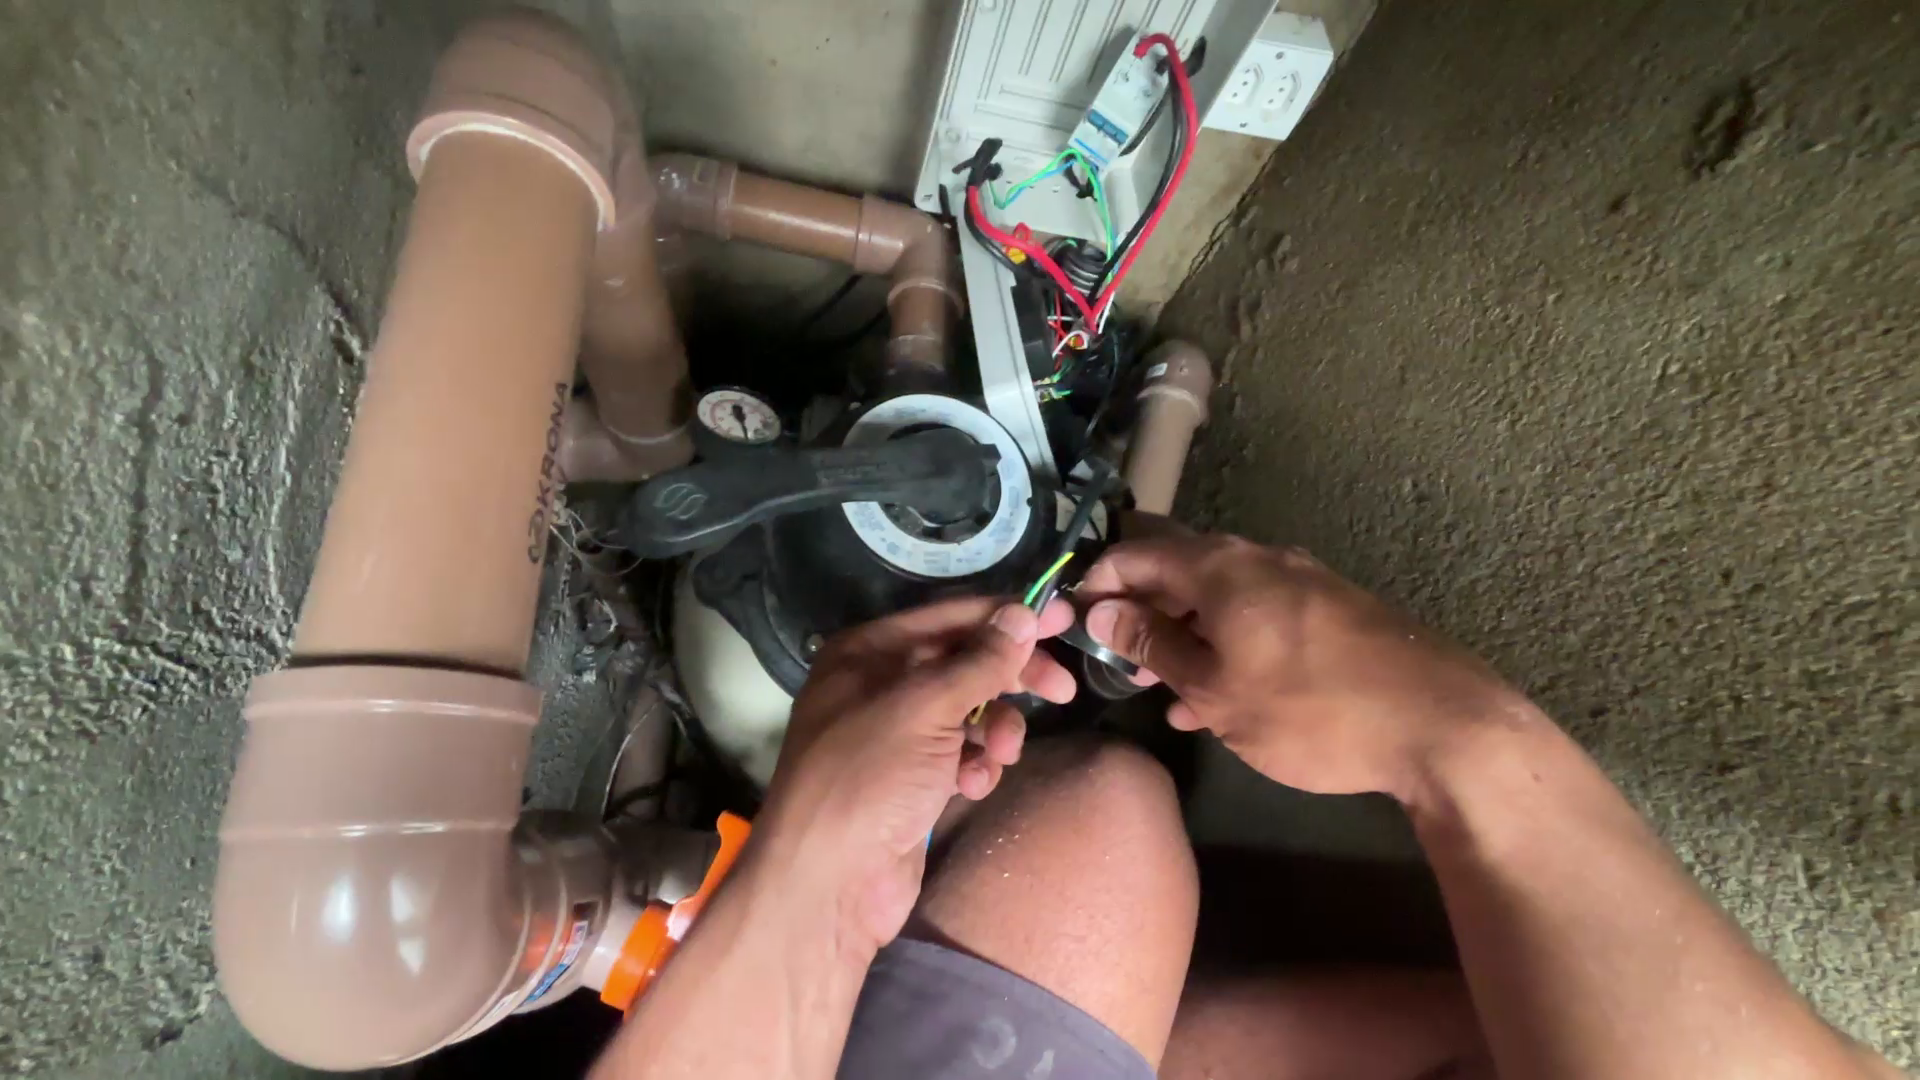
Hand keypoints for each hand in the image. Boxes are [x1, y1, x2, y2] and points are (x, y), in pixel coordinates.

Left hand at [754, 596, 1074, 956]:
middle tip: (1062, 689)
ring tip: (1000, 753)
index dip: (1007, 616)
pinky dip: (974, 765)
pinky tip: (971, 786)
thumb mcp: (924, 708)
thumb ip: (979, 661)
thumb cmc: (868, 777)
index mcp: (869, 651)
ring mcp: (896, 734)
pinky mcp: (912, 778)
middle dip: (1011, 677)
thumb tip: (1021, 613)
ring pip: (969, 711)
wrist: (828, 884)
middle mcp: (880, 684)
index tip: (1061, 619)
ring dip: (994, 729)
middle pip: (965, 663)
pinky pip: (960, 754)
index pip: (951, 617)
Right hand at [1078, 534, 1534, 801]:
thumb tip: (1102, 612)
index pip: (1134, 554)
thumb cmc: (1311, 709)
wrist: (1445, 727)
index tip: (1075, 623)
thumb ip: (1153, 645)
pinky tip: (1216, 697)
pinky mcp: (1330, 611)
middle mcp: (1258, 560)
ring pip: (1217, 597)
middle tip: (1117, 658)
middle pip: (1176, 570)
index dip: (1096, 584)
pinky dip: (1224, 644)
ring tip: (1160, 684)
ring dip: (1181, 633)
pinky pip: (1256, 616)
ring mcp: (1299, 582)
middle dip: (1139, 611)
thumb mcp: (1215, 688)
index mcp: (1220, 568)